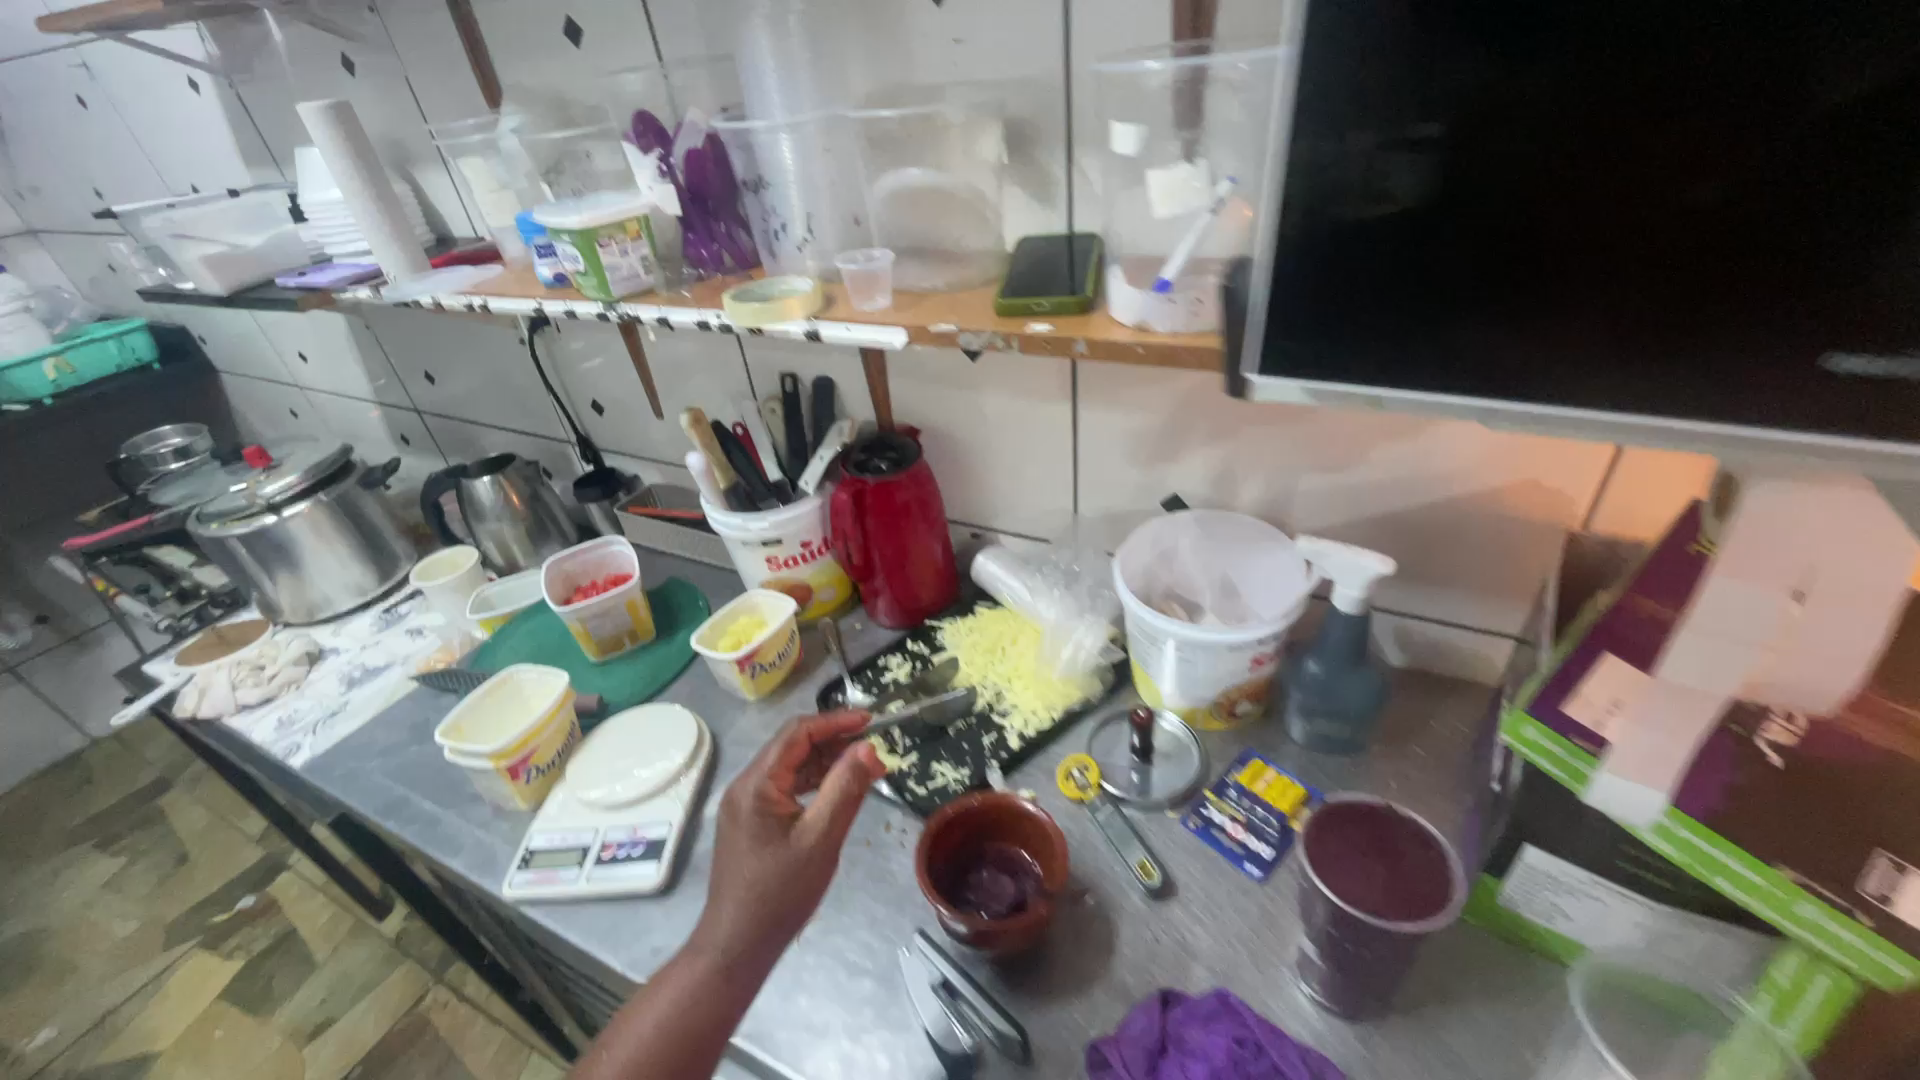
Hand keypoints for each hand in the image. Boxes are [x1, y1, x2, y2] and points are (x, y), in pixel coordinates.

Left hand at [697, 710, 885, 964]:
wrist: (737, 945)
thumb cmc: (780, 894)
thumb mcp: (821, 839)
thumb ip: (845, 789)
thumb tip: (868, 747)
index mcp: (756, 784)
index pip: (797, 733)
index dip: (835, 722)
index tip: (871, 721)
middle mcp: (745, 786)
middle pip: (793, 746)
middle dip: (835, 741)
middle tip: (875, 750)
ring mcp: (745, 804)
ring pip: (790, 767)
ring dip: (827, 762)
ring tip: (867, 768)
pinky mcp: (751, 821)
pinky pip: (785, 788)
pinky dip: (814, 783)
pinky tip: (839, 791)